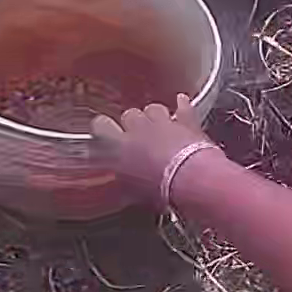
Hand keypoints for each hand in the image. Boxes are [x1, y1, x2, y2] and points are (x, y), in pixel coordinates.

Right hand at [90, 95, 220, 204]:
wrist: (190, 178)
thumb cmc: (158, 189)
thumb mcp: (131, 189)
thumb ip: (124, 176)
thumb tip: (125, 178)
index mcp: (118, 145)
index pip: (101, 125)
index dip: (104, 127)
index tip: (107, 131)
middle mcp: (139, 129)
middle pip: (130, 114)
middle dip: (135, 123)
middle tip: (141, 136)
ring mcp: (164, 123)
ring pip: (154, 108)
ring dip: (157, 115)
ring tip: (161, 125)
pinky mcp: (187, 121)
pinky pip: (182, 106)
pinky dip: (182, 105)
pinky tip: (181, 101)